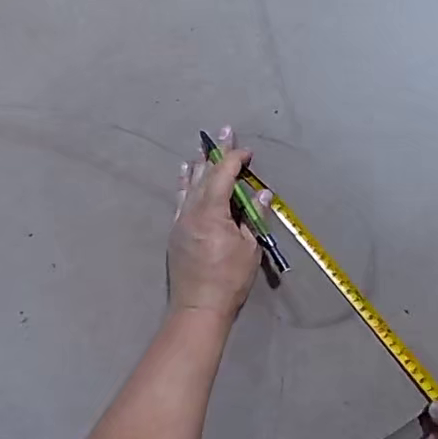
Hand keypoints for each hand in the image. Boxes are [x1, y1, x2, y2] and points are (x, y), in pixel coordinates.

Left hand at [167, 126, 270, 316]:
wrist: (198, 307)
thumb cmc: (229, 280)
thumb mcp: (249, 248)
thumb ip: (254, 217)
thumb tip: (261, 193)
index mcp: (211, 212)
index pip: (223, 176)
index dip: (235, 159)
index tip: (247, 153)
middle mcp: (192, 211)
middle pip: (204, 175)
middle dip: (216, 153)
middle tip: (224, 131)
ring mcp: (180, 221)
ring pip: (188, 185)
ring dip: (198, 166)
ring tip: (202, 149)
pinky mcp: (176, 232)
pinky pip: (180, 199)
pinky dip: (184, 184)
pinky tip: (184, 175)